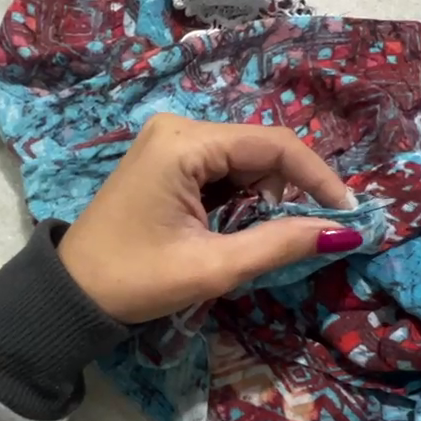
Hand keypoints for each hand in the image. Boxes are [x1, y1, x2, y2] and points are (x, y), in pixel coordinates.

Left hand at [58, 114, 359, 322]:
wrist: (70, 292)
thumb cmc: (135, 281)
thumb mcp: (212, 267)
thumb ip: (278, 244)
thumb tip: (342, 232)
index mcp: (183, 143)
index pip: (273, 145)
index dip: (318, 177)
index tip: (349, 214)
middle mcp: (177, 128)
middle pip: (259, 149)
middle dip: (293, 188)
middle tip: (318, 230)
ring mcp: (168, 142)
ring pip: (243, 160)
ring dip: (268, 195)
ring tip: (277, 235)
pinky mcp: (165, 160)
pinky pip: (221, 169)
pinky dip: (243, 196)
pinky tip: (244, 225)